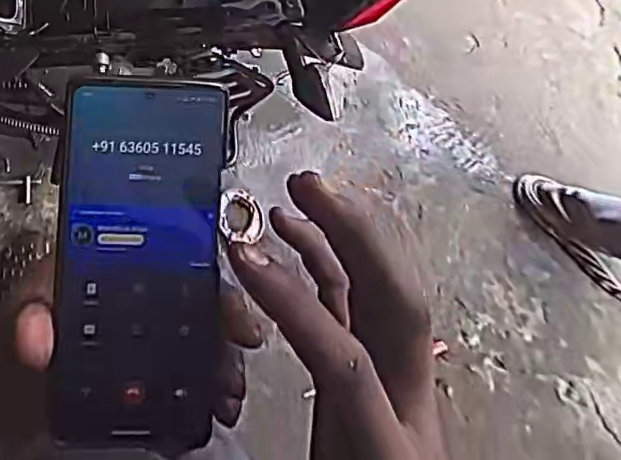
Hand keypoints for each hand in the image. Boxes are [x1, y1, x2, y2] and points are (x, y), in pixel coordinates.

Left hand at [0, 246, 264, 454]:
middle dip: (219, 307)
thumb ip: (26, 321)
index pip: (155, 243)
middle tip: (240, 332)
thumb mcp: (14, 323)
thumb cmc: (5, 347)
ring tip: (229, 378)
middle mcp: (123, 289)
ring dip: (219, 349)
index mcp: (97, 260)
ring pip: (193, 329)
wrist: (2, 405)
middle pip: (186, 286)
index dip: (193, 254)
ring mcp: (135, 330)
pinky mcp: (140, 370)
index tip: (217, 276)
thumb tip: (38, 334)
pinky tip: (217, 400)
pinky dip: (207, 384)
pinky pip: (184, 370)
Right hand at [227, 172, 444, 459]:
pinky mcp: (376, 374)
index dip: (293, 304)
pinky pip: (355, 304)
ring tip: (297, 198)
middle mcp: (404, 404)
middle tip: (308, 187)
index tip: (242, 256)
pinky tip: (298, 239)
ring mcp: (395, 383)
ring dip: (340, 237)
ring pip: (377, 294)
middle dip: (354, 234)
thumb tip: (217, 407)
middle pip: (394, 303)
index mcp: (392, 447)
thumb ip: (264, 449)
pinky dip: (327, 262)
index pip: (346, 364)